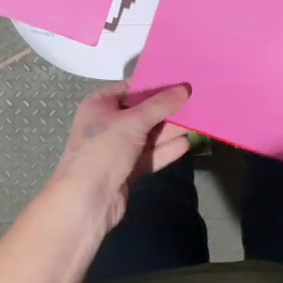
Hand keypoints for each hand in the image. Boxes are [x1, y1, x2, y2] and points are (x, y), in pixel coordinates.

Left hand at [49, 82, 191, 230]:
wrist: (85, 201)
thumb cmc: (103, 150)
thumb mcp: (132, 122)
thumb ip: (160, 105)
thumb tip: (185, 88)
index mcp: (99, 105)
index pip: (130, 88)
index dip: (153, 84)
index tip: (179, 81)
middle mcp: (107, 124)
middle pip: (142, 112)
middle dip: (166, 108)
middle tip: (195, 100)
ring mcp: (117, 148)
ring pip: (148, 135)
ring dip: (170, 130)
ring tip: (197, 121)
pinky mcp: (127, 170)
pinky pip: (149, 155)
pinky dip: (165, 150)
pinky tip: (186, 144)